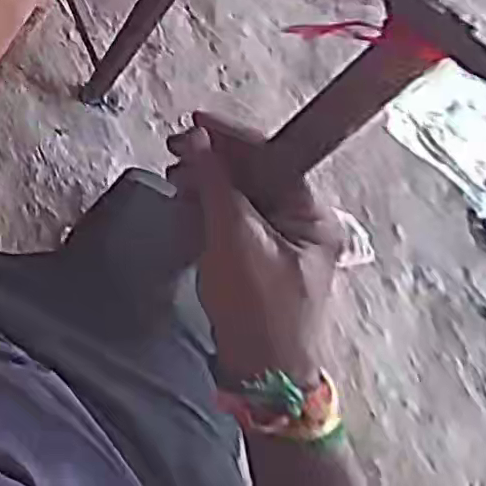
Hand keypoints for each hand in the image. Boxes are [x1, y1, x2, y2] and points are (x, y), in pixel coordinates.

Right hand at [167, 112, 345, 383]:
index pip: (272, 155)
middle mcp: (298, 216)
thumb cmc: (257, 301)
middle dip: (211, 155)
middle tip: (174, 150)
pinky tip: (184, 196)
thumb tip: (197, 138)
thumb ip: (215, 183)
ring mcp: (276, 231)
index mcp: (311, 213)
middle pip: (252, 167)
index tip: (194, 120)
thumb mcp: (234, 236)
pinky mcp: (253, 244)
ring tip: (175, 178)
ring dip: (203, 175)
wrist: (260, 366)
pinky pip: (227, 205)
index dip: (232, 134)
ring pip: (236, 184)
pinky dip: (203, 195)